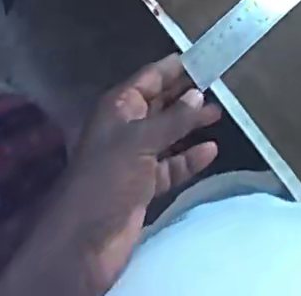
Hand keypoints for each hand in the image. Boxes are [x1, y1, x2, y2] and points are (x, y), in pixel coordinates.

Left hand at [0, 55, 222, 295]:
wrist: (81, 244)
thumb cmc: (107, 178)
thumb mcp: (140, 141)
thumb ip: (172, 118)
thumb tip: (197, 94)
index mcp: (118, 107)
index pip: (151, 76)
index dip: (176, 67)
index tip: (204, 56)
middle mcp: (127, 127)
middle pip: (161, 103)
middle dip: (187, 95)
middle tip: (218, 83)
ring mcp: (135, 158)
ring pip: (168, 134)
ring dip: (191, 124)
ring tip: (218, 114)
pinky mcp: (143, 186)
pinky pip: (171, 165)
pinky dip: (189, 158)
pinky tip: (210, 151)